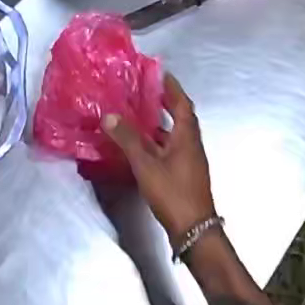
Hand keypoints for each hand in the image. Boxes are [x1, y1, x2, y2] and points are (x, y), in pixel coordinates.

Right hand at [103, 73, 216, 243]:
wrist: (194, 230)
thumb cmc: (173, 193)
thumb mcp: (146, 165)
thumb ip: (128, 140)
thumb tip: (109, 116)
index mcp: (187, 136)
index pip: (182, 103)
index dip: (172, 87)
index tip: (160, 73)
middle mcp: (191, 144)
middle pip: (181, 117)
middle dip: (166, 102)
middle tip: (147, 90)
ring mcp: (189, 161)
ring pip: (174, 134)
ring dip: (160, 123)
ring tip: (139, 114)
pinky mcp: (184, 174)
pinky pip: (170, 148)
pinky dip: (157, 141)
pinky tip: (142, 146)